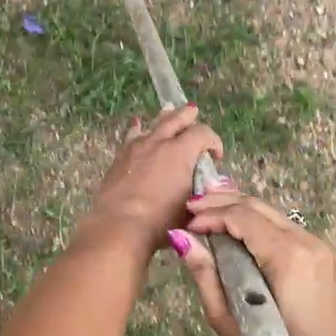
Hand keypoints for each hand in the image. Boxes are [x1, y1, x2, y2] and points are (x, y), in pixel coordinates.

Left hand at [82, 105, 220, 245]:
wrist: (120, 224)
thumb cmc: (161, 220)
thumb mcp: (192, 209)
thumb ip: (202, 194)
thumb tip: (208, 187)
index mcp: (180, 152)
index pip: (202, 133)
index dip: (214, 141)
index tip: (216, 157)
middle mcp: (158, 143)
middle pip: (175, 120)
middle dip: (187, 116)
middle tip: (193, 112)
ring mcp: (136, 147)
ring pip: (153, 125)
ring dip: (164, 118)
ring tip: (168, 110)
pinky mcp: (120, 157)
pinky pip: (132, 137)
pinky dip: (138, 131)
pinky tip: (138, 127)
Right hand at [170, 190, 335, 335]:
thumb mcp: (228, 320)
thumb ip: (204, 274)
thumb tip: (179, 237)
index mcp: (286, 257)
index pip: (241, 216)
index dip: (210, 214)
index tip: (187, 225)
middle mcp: (306, 242)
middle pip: (256, 206)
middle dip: (220, 202)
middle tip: (191, 208)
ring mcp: (319, 245)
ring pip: (270, 212)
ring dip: (238, 209)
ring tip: (208, 214)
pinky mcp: (323, 253)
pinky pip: (283, 226)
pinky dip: (256, 222)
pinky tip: (238, 230)